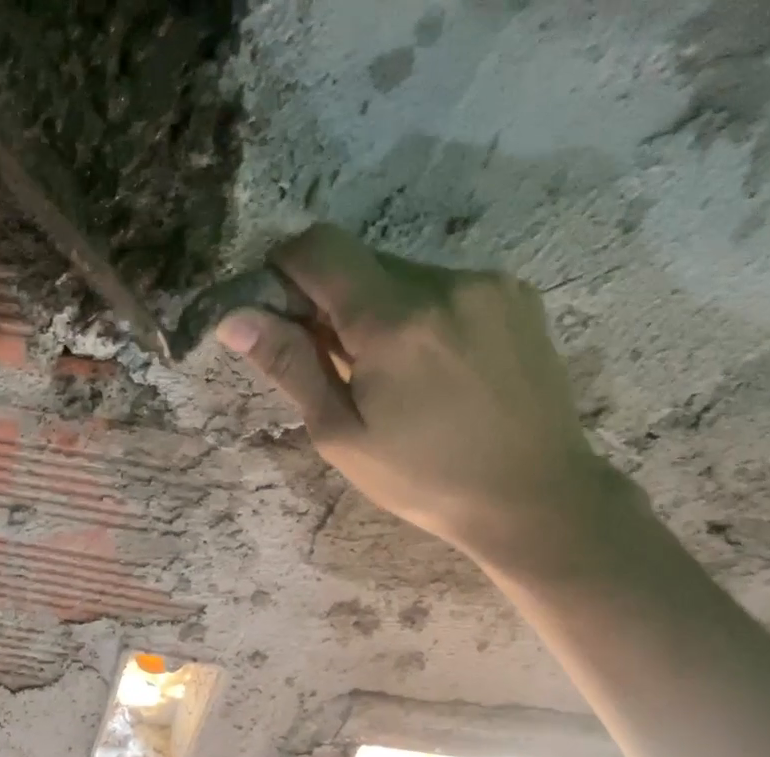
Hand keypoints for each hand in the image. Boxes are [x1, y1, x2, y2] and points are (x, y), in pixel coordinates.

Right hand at [216, 224, 625, 567]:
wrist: (537, 496)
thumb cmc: (423, 478)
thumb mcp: (340, 433)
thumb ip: (289, 364)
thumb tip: (233, 317)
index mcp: (395, 321)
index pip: (318, 247)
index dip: (282, 270)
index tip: (275, 315)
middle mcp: (445, 284)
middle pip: (356, 259)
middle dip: (325, 298)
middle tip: (327, 360)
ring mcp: (487, 285)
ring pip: (397, 272)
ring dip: (370, 307)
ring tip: (384, 372)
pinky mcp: (514, 295)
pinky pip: (438, 284)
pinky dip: (412, 312)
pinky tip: (426, 366)